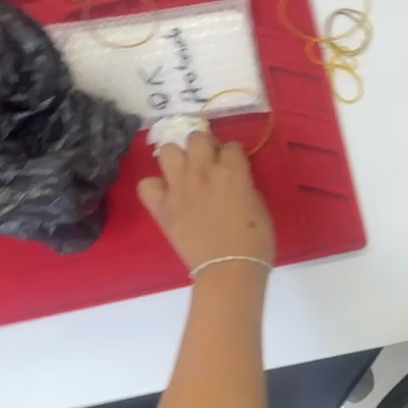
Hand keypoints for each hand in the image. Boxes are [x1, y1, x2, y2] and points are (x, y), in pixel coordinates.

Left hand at [138, 132, 275, 273]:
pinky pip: (147, 184)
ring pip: (168, 150)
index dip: (233, 155)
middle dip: (205, 148)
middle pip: (197, 138)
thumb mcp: (260, 207)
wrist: (230, 270)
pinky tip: (167, 196)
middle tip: (210, 165)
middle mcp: (203, 172)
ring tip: (186, 174)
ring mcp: (178, 187)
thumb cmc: (255, 243)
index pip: (231, 146)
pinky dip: (155, 188)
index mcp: (233, 172)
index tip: (235, 166)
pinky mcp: (162, 206)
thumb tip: (236, 180)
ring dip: (178, 159)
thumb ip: (246, 186)